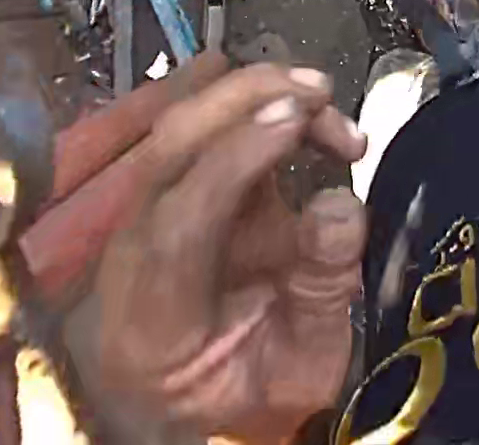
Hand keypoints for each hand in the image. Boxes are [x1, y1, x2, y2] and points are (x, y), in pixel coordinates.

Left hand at [91, 64, 368, 443]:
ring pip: (187, 116)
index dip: (241, 155)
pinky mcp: (173, 177)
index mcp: (156, 308)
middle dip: (251, 96)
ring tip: (322, 99)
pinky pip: (203, 117)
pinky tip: (296, 104)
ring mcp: (149, 202)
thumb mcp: (300, 366)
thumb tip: (341, 202)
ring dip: (255, 90)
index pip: (186, 213)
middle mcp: (137, 239)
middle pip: (176, 140)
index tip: (302, 117)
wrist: (184, 388)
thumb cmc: (245, 386)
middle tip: (323, 95)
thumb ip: (322, 293)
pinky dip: (250, 97)